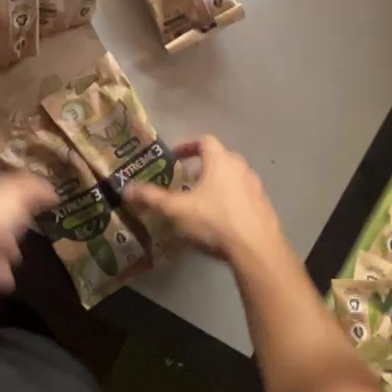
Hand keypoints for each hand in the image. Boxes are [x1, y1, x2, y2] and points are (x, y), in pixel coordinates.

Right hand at [125, 136, 285, 263]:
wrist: (258, 250)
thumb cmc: (215, 221)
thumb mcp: (176, 210)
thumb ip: (151, 198)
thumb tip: (126, 189)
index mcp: (220, 161)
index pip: (204, 140)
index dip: (188, 146)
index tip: (175, 157)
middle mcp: (241, 168)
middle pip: (221, 157)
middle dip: (203, 165)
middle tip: (186, 180)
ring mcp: (257, 187)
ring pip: (234, 177)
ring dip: (218, 183)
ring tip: (202, 201)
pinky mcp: (265, 207)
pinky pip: (245, 196)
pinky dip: (232, 200)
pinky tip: (222, 220)